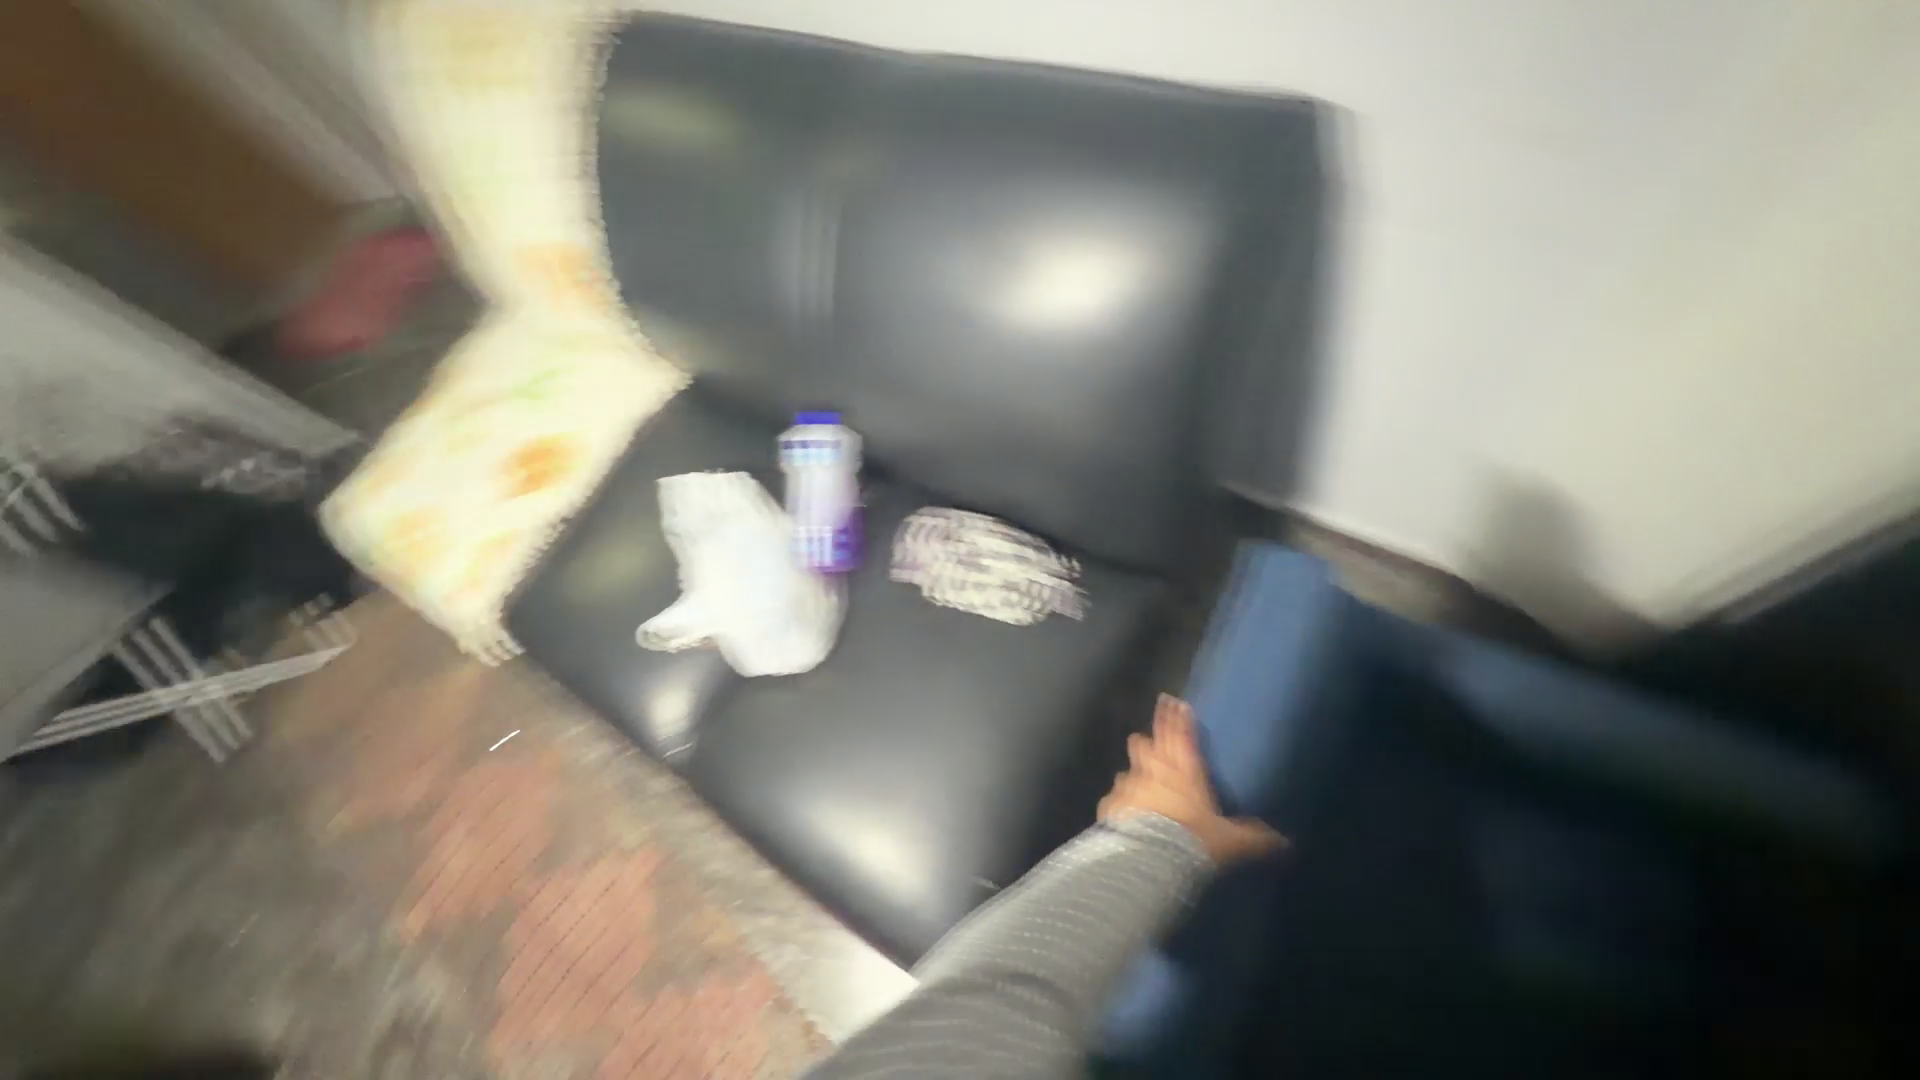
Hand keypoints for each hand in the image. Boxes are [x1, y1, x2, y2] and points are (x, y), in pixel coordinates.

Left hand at [1098, 694, 1288, 865]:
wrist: (1150, 858)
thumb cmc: (1193, 840)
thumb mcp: (1229, 841)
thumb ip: (1254, 838)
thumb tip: (1283, 843)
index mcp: (1184, 771)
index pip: (1180, 734)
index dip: (1175, 716)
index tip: (1171, 701)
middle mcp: (1152, 771)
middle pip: (1144, 743)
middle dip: (1147, 742)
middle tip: (1151, 744)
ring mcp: (1128, 785)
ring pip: (1128, 769)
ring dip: (1134, 775)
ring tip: (1138, 785)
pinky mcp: (1110, 804)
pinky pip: (1114, 798)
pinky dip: (1119, 803)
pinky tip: (1122, 813)